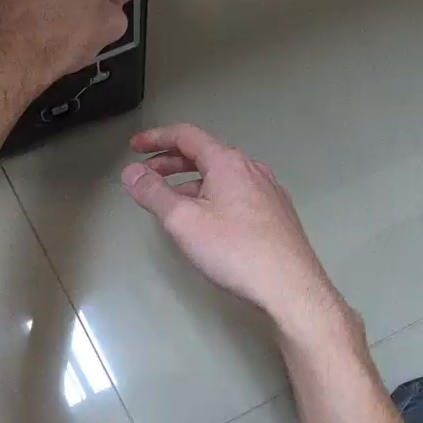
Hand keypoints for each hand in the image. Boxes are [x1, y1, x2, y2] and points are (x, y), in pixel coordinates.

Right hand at [121, 124, 352, 335]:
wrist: (291, 286)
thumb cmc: (235, 251)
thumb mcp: (184, 221)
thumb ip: (154, 193)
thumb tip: (131, 172)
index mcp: (227, 162)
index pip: (186, 135)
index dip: (156, 138)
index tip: (135, 147)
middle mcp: (251, 169)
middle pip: (204, 153)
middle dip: (170, 162)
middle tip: (146, 175)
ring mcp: (268, 190)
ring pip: (222, 175)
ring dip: (191, 181)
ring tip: (169, 200)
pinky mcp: (276, 213)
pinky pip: (236, 192)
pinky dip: (212, 194)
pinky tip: (206, 218)